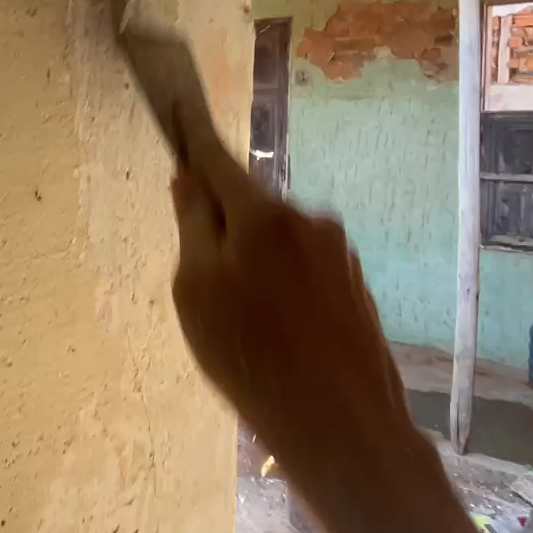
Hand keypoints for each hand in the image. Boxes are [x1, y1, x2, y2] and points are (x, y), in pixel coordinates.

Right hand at [168, 101, 417, 491]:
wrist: (342, 427)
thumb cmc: (249, 357)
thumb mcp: (196, 291)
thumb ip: (192, 225)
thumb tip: (188, 179)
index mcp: (263, 214)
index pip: (217, 158)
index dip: (192, 133)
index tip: (178, 106)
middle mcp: (307, 219)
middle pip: (245, 202)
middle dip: (219, 222)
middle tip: (201, 282)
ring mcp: (336, 251)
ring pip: (272, 236)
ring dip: (249, 258)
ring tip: (241, 323)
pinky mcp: (353, 282)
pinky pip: (299, 264)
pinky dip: (277, 281)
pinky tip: (273, 331)